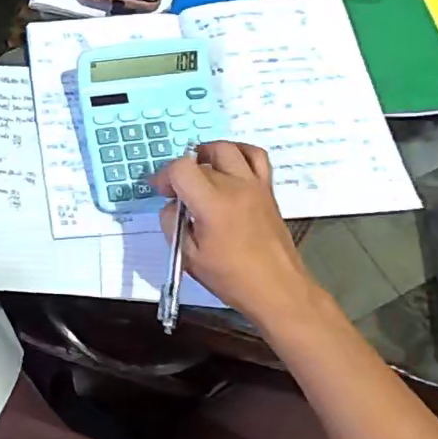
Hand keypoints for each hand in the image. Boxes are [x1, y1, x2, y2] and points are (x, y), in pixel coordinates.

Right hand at [153, 141, 325, 330]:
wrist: (276, 289)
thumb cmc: (232, 278)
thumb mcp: (189, 258)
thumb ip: (172, 225)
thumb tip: (173, 207)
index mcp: (212, 204)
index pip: (181, 168)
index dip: (164, 176)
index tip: (161, 192)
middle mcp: (235, 186)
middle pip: (200, 161)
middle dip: (181, 173)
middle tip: (175, 192)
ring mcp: (254, 185)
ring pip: (227, 149)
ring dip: (207, 154)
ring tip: (199, 170)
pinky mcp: (267, 190)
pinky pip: (256, 157)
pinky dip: (239, 153)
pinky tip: (229, 165)